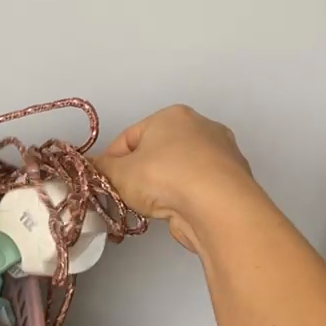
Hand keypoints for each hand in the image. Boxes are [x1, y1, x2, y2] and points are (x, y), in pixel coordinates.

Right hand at [96, 105, 259, 254]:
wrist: (217, 206)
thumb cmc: (163, 178)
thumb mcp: (117, 173)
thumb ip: (100, 168)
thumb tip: (93, 167)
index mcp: (170, 115)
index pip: (127, 138)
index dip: (110, 163)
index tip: (104, 183)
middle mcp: (200, 125)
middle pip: (154, 152)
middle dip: (137, 174)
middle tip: (125, 195)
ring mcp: (221, 150)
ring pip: (175, 169)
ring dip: (160, 186)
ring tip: (150, 206)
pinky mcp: (232, 176)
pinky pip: (196, 184)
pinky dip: (183, 195)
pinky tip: (175, 209)